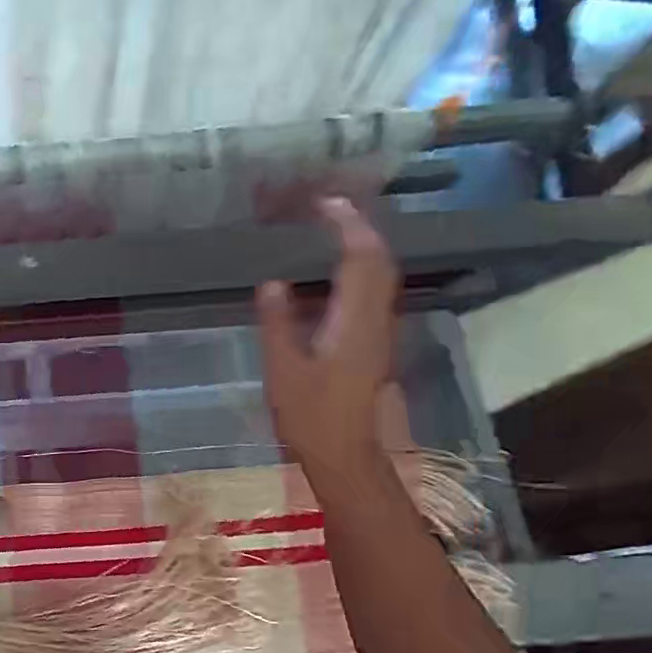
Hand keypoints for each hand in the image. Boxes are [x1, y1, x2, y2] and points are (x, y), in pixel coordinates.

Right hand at [257, 197, 401, 469]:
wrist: (344, 451)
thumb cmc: (311, 415)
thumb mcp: (284, 371)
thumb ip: (278, 324)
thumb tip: (271, 283)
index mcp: (354, 319)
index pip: (360, 256)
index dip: (345, 223)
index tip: (323, 201)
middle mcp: (375, 318)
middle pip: (378, 258)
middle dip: (357, 227)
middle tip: (326, 209)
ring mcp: (379, 331)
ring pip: (379, 275)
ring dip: (360, 247)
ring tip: (329, 233)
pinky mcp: (373, 344)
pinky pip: (371, 293)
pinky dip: (356, 272)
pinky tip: (330, 278)